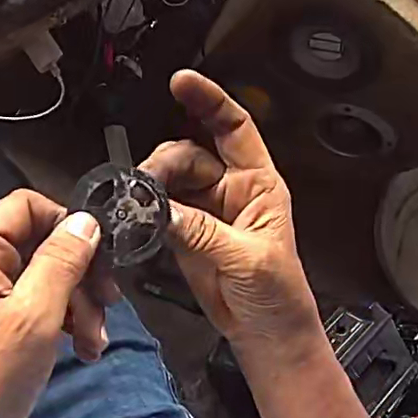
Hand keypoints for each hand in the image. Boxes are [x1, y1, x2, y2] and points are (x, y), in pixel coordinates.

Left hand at [0, 189, 102, 417]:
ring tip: (93, 339)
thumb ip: (63, 261)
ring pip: (52, 273)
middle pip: (45, 241)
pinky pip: (45, 300)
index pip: (28, 206)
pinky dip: (69, 320)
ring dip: (81, 304)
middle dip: (82, 275)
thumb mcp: (35, 316)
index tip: (97, 257)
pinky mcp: (1, 318)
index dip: (68, 225)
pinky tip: (83, 347)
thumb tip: (87, 222)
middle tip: (105, 304)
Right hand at [140, 71, 322, 357]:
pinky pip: (158, 211)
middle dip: (164, 162)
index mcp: (259, 185)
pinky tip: (138, 220)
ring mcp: (205, 212)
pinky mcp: (185, 235)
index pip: (234, 128)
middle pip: (188, 154)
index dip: (209, 101)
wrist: (266, 333)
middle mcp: (230, 191)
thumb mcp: (249, 259)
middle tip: (146, 185)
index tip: (181, 83)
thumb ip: (204, 233)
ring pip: (168, 180)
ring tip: (140, 206)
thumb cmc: (279, 294)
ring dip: (150, 188)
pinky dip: (145, 213)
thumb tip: (165, 210)